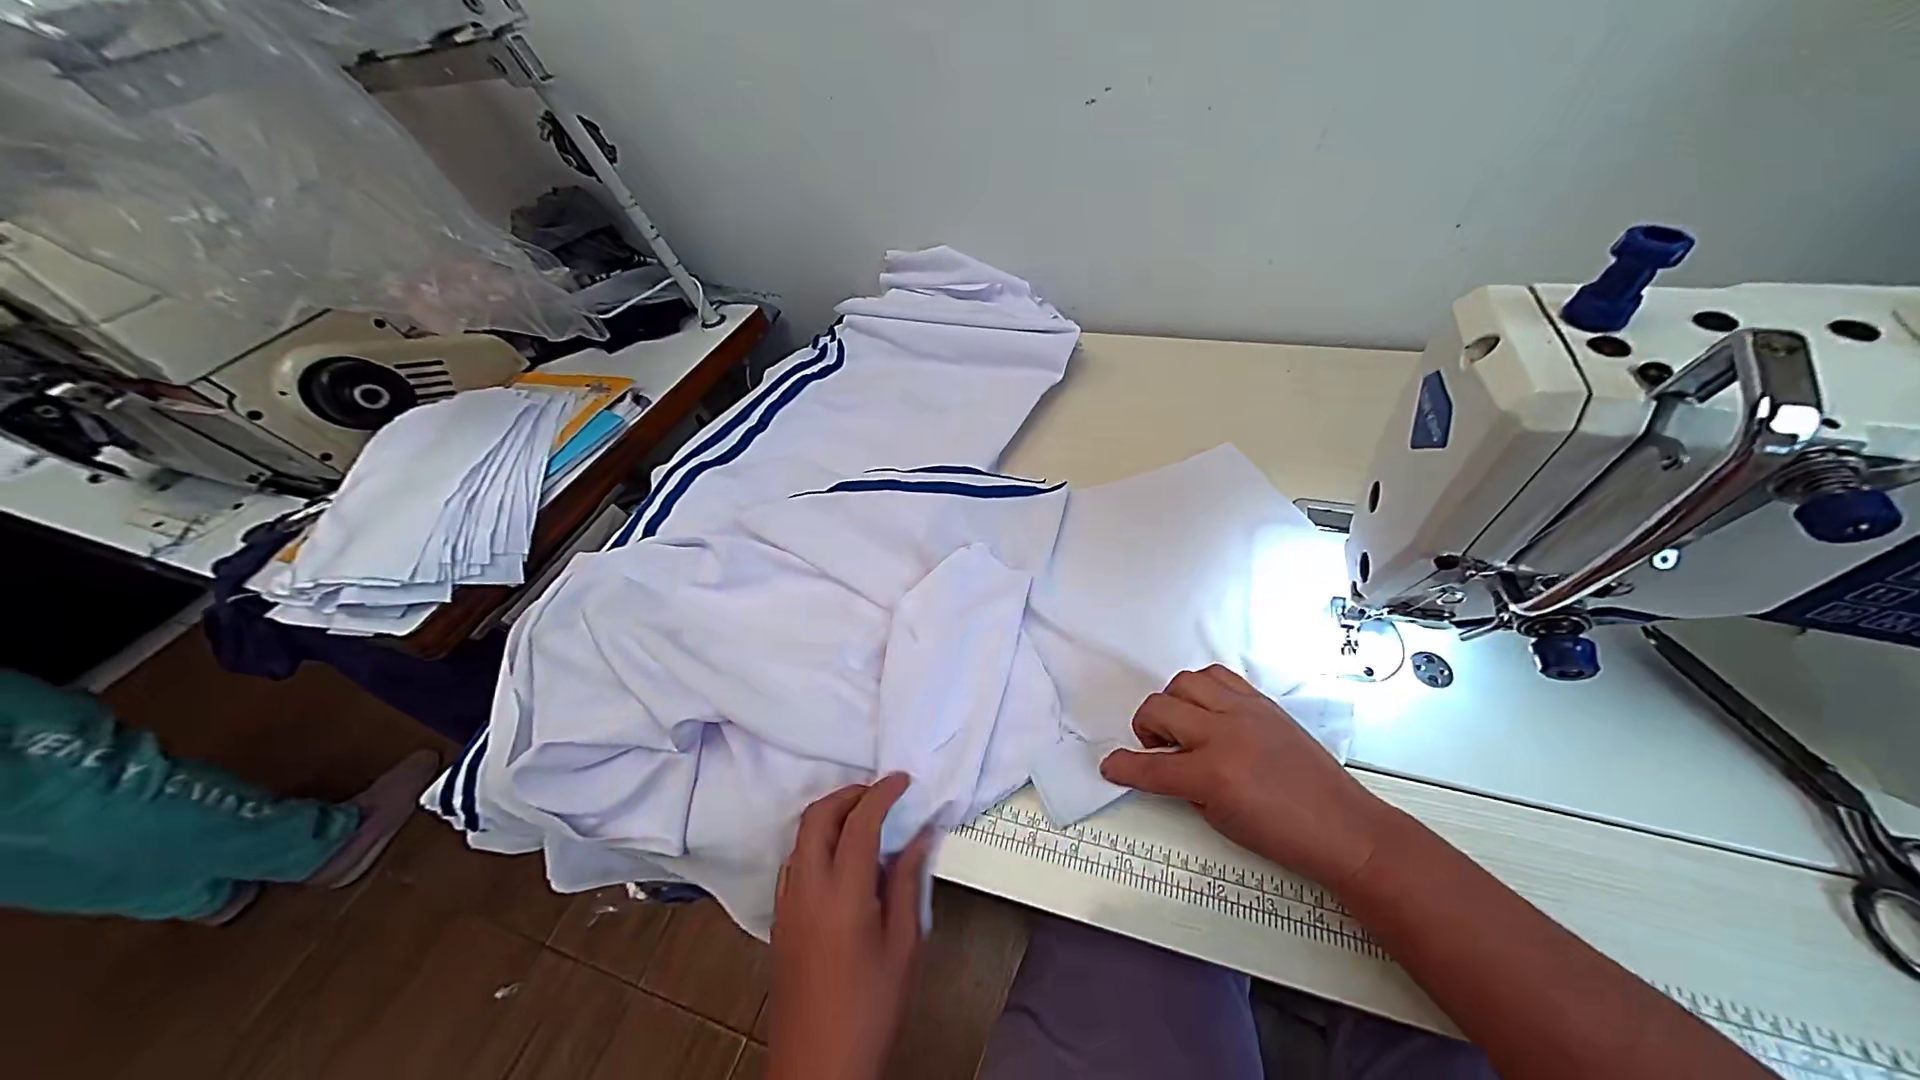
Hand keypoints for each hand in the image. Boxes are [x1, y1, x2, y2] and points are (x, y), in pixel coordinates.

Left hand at [767, 774, 932, 1079]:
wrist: (818, 1069)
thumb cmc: (870, 1010)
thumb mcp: (904, 945)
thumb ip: (907, 882)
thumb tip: (919, 836)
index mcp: (842, 893)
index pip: (860, 821)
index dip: (882, 792)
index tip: (902, 780)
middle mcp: (806, 888)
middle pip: (818, 816)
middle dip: (849, 793)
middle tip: (881, 794)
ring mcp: (787, 903)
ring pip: (802, 835)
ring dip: (831, 814)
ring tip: (865, 819)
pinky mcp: (779, 919)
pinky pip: (795, 861)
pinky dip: (816, 841)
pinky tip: (841, 858)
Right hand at [1099, 665, 1399, 891]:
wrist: (1344, 828)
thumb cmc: (1287, 834)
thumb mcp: (1220, 818)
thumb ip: (1184, 786)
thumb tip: (1164, 767)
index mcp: (1214, 773)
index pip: (1150, 767)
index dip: (1123, 768)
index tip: (1112, 766)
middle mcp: (1226, 734)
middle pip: (1158, 709)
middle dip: (1145, 728)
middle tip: (1155, 746)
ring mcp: (1246, 713)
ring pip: (1186, 682)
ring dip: (1173, 702)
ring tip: (1182, 725)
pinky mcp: (1263, 704)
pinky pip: (1220, 677)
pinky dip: (1204, 689)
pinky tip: (1209, 711)